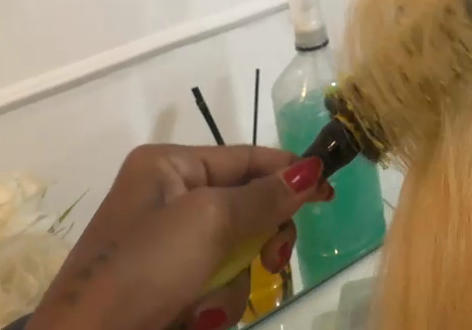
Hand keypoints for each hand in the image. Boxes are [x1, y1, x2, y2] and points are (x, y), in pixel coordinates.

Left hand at [27, 145, 328, 329]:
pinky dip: (214, 305)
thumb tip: (313, 167)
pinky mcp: (163, 291)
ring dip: (234, 282)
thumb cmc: (142, 270)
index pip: (246, 158)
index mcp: (168, 166)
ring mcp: (163, 248)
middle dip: (260, 237)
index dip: (289, 172)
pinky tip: (197, 320)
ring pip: (234, 253)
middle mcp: (166, 199)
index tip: (328, 192)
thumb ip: (266, 196)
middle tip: (276, 260)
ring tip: (212, 308)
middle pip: (245, 206)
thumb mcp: (210, 223)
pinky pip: (213, 285)